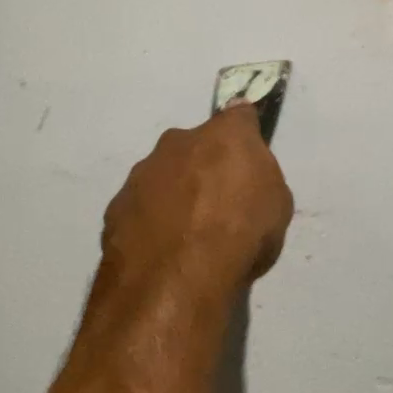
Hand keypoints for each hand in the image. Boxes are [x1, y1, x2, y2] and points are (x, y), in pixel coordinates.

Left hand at [97, 103, 293, 300]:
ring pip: (160, 176)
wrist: (177, 274)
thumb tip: (246, 177)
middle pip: (192, 147)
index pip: (238, 117)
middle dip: (201, 168)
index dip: (242, 134)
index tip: (244, 154)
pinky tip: (159, 251)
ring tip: (183, 236)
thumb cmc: (240, 236)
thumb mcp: (276, 208)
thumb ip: (259, 181)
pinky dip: (149, 222)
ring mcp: (140, 173)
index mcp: (223, 136)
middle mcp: (177, 143)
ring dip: (172, 196)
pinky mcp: (116, 205)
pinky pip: (139, 207)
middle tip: (213, 206)